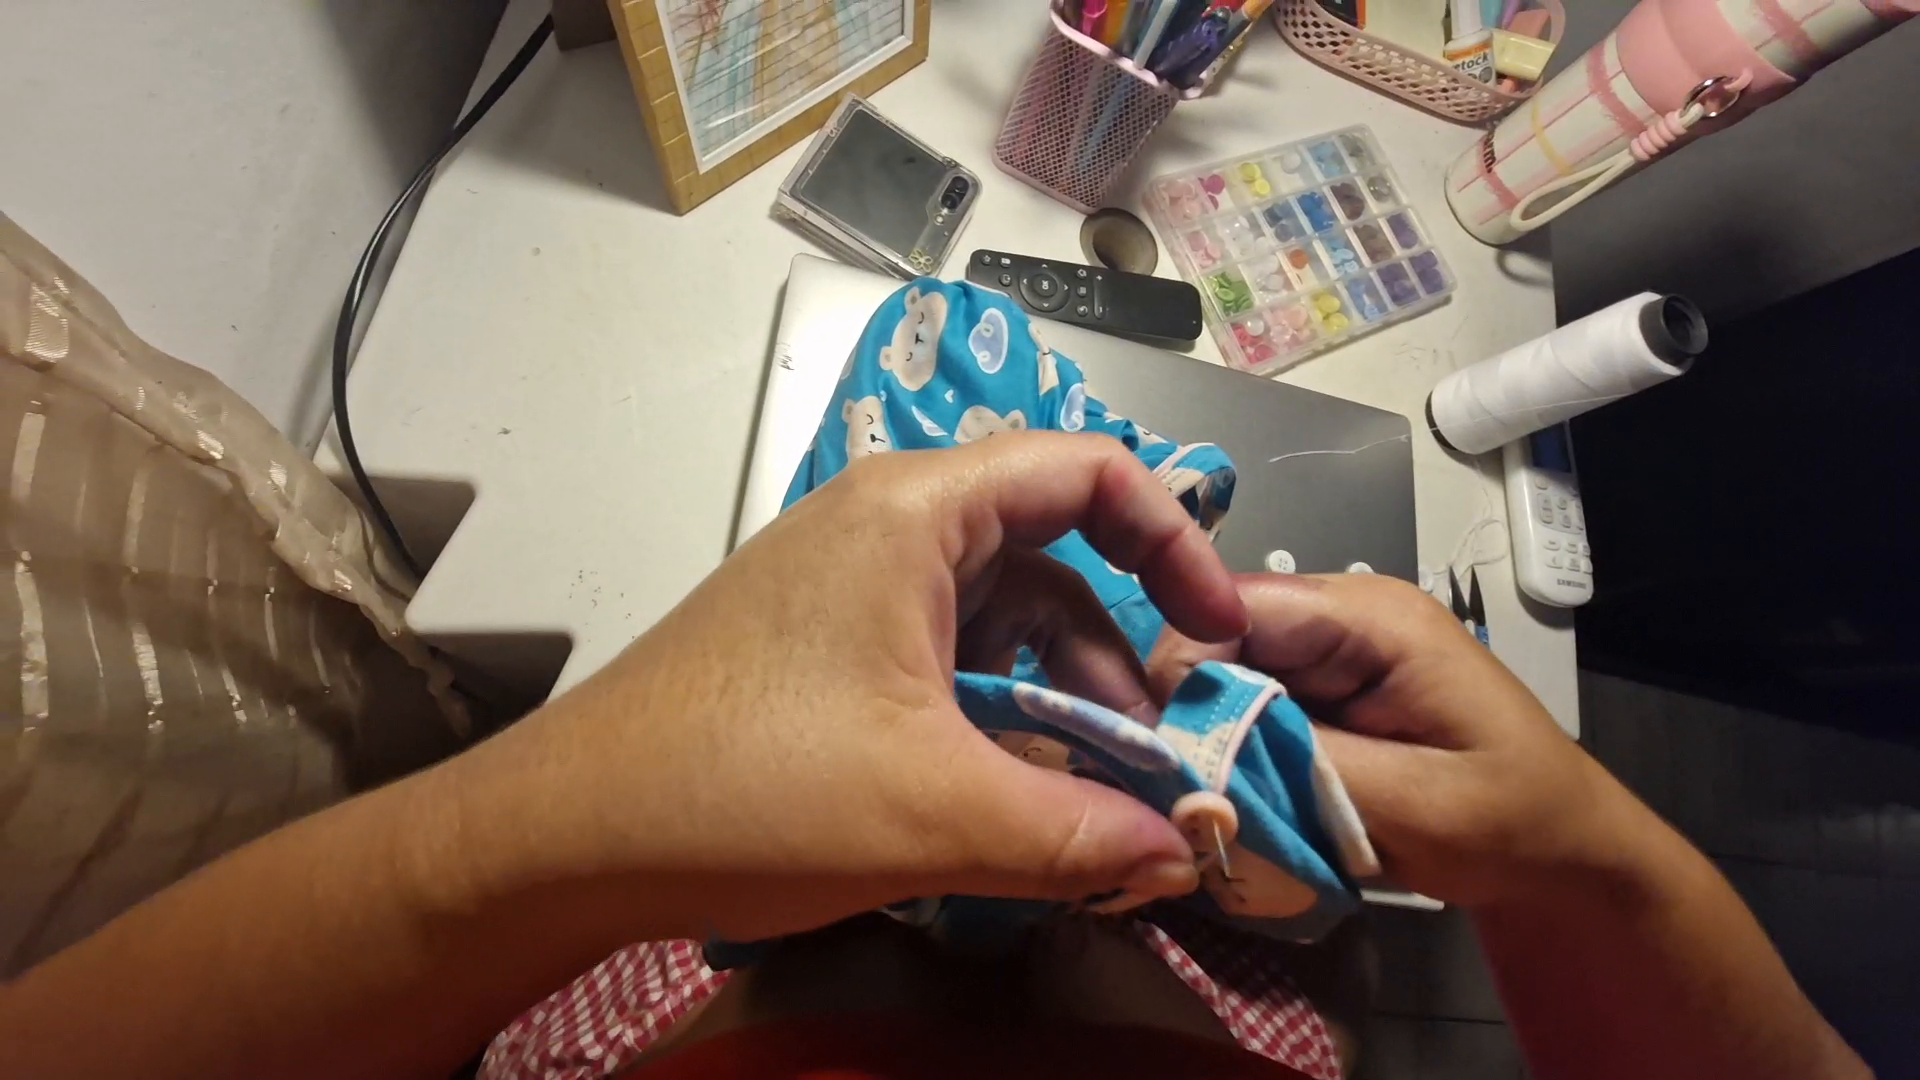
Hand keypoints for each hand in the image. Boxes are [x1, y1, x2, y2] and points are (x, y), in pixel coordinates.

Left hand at [437, 432, 1246, 943]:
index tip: (1217, 628)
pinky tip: (1014, 781)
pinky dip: (1000, 707)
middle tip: (1150, 754)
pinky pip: (953, 650)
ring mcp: (860, 581)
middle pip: (1052, 555)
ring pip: (1004, 615)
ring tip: (1086, 790)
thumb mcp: (931, 811)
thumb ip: (1077, 833)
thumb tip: (1185, 853)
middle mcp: (891, 523)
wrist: (566, 832)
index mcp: (916, 511)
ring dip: (1058, 695)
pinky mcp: (838, 635)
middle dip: (1115, 653)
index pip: (1086, 470)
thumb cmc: (742, 789)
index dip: (1173, 539)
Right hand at [1143, 573, 1634, 908]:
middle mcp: (1332, 614)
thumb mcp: (1417, 804)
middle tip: (1191, 784)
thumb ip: (1299, 763)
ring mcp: (1320, 649)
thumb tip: (1190, 745)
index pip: (1232, 608)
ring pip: (1220, 671)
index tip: (1174, 750)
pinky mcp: (1312, 686)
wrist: (1562, 850)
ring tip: (1217, 791)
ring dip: (1210, 730)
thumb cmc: (1513, 822)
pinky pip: (1241, 698)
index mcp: (1365, 615)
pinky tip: (1239, 784)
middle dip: (1192, 708)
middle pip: (1214, 635)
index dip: (1184, 670)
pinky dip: (1230, 743)